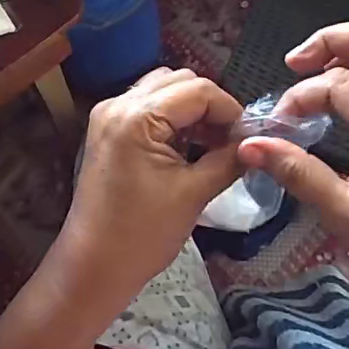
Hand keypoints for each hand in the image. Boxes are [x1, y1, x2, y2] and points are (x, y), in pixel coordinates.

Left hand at [51, 68, 243, 311]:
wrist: (93, 266)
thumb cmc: (142, 234)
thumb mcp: (194, 193)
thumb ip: (228, 159)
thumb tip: (255, 143)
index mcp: (137, 116)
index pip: (198, 90)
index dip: (230, 110)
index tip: (249, 138)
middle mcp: (118, 104)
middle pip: (179, 81)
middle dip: (211, 106)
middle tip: (230, 141)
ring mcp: (108, 115)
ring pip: (163, 89)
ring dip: (191, 110)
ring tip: (211, 144)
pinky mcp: (107, 130)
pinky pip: (147, 106)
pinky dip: (172, 119)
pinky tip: (188, 146)